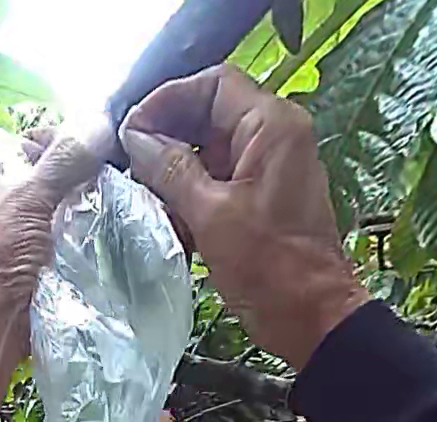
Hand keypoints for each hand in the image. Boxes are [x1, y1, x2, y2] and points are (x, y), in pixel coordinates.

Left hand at [0, 133, 100, 421]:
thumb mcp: (26, 202)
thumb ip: (64, 161)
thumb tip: (102, 121)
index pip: (22, 144)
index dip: (59, 144)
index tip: (96, 151)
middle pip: (41, 181)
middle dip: (73, 184)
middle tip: (105, 185)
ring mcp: (6, 243)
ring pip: (52, 215)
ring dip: (77, 215)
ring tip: (104, 212)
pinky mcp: (26, 272)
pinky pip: (57, 245)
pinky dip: (76, 242)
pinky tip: (97, 239)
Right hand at [120, 65, 370, 369]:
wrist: (309, 319)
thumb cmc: (269, 267)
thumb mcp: (214, 216)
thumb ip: (172, 172)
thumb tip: (136, 140)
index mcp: (270, 128)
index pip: (213, 87)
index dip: (167, 101)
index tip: (130, 131)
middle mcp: (271, 142)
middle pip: (208, 120)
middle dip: (166, 141)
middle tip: (127, 166)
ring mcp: (264, 176)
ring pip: (208, 158)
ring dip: (172, 176)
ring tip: (139, 197)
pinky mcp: (256, 208)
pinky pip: (215, 190)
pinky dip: (188, 202)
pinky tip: (162, 222)